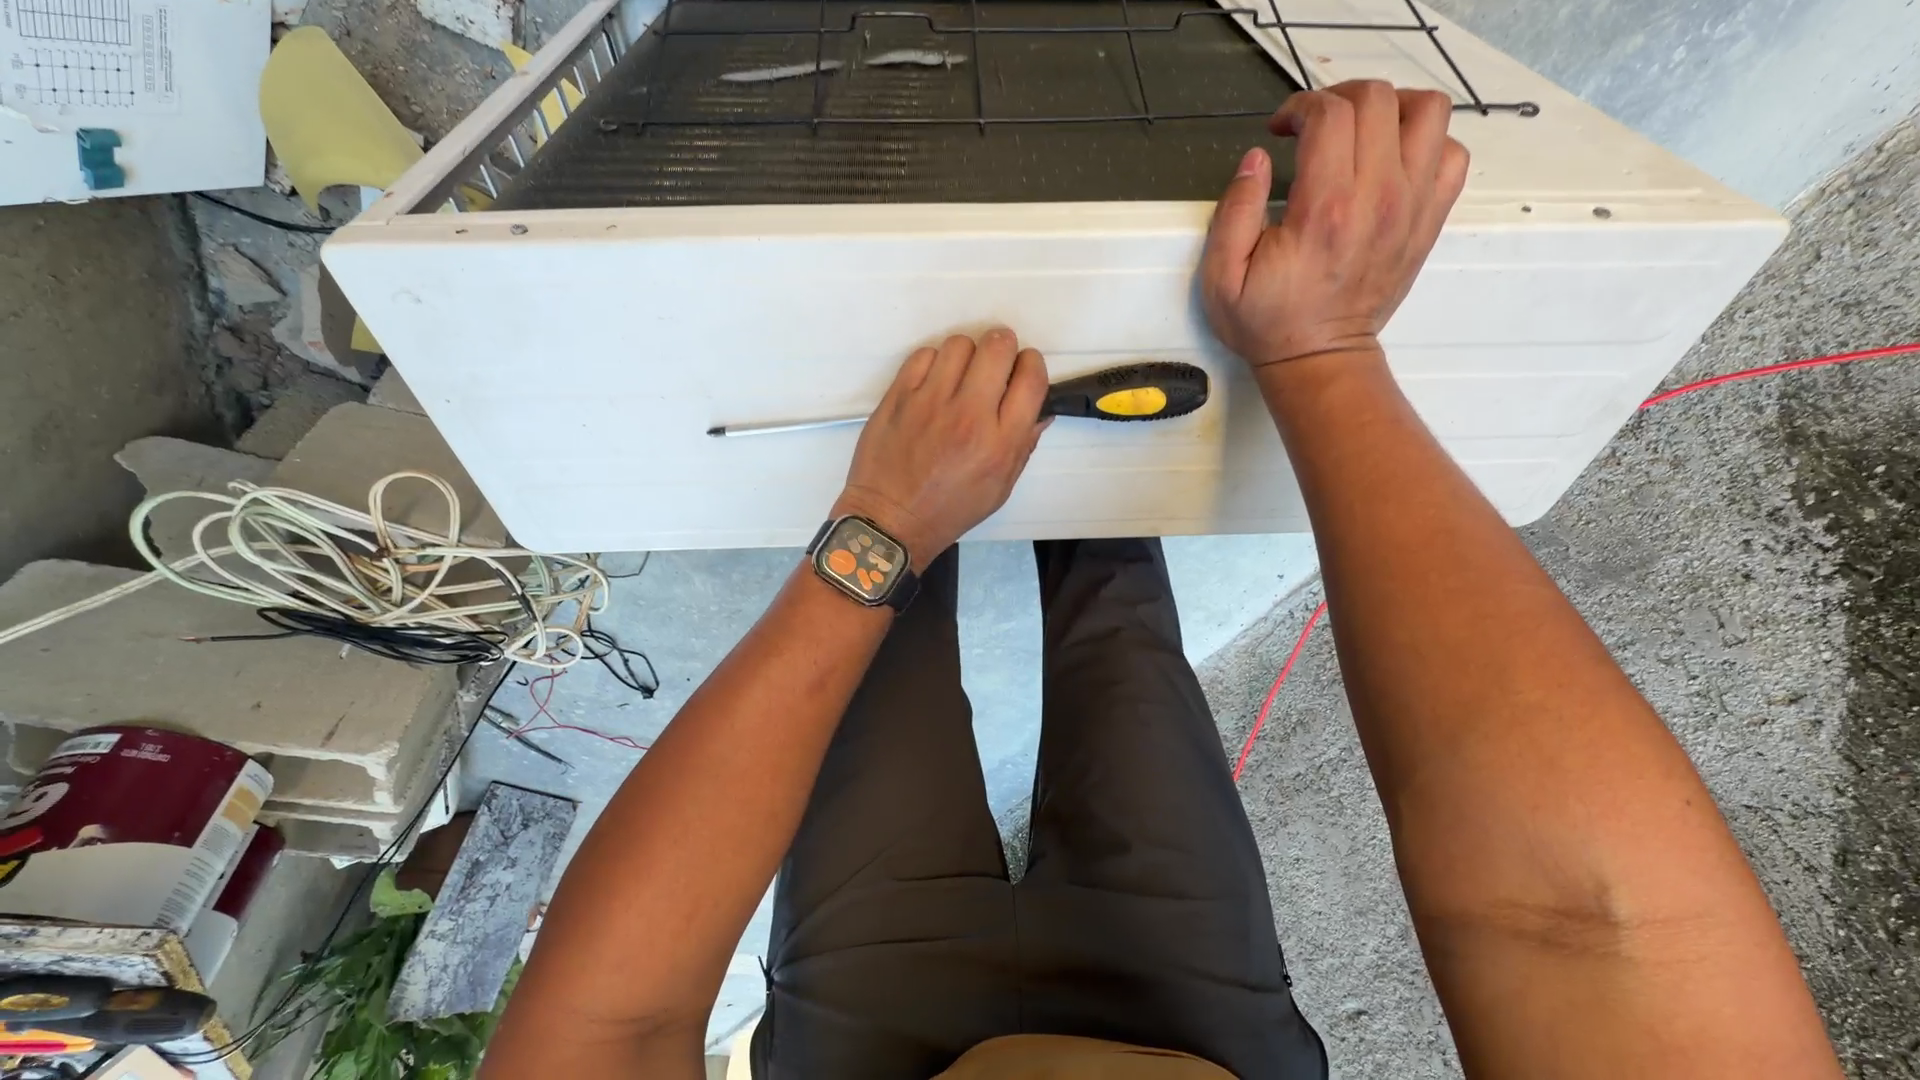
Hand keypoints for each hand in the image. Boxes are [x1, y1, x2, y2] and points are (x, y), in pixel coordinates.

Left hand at [833, 330, 1050, 568]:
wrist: (890, 519)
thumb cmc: (949, 509)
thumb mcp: (1000, 488)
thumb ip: (1023, 445)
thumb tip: (1042, 410)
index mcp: (1000, 442)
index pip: (1031, 377)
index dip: (1031, 365)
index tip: (1022, 371)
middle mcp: (969, 415)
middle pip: (998, 347)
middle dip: (1002, 348)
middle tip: (994, 364)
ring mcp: (931, 402)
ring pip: (960, 344)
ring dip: (966, 355)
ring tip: (960, 375)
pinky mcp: (899, 396)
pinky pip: (924, 354)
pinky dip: (933, 363)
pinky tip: (933, 384)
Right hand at [1200, 81, 1467, 373]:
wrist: (1319, 359)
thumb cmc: (1267, 322)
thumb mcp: (1221, 277)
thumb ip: (1233, 211)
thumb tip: (1255, 160)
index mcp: (1324, 210)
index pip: (1330, 115)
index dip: (1300, 106)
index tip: (1280, 128)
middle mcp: (1378, 198)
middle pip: (1378, 101)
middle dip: (1339, 97)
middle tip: (1313, 123)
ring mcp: (1412, 207)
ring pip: (1428, 112)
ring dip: (1390, 107)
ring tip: (1359, 130)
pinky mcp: (1428, 220)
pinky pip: (1452, 154)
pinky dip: (1426, 142)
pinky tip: (1390, 160)